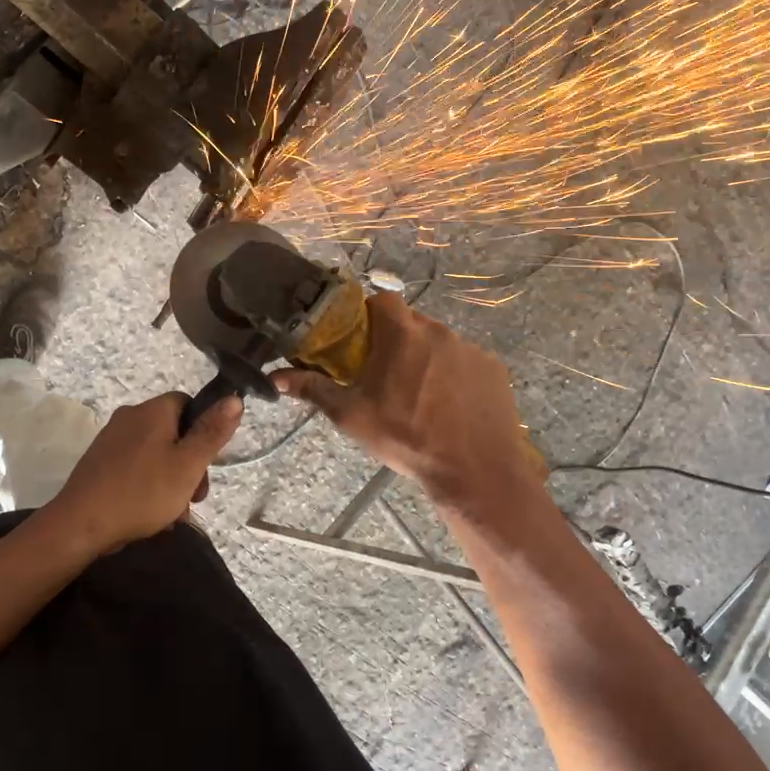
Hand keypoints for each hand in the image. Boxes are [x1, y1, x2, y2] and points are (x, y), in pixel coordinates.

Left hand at [44, 392, 242, 553]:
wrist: (82, 522)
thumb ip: (211, 432)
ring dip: (171, 482)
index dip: (203, 430)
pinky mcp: (100, 463)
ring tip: (174, 514)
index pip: (187, 403)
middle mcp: (129, 417)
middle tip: (195, 497)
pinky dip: (148, 487)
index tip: (207, 462)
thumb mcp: (188, 465)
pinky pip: (135, 468)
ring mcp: (111, 440)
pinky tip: (152, 515)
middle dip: (189, 465)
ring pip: (155, 455)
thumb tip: (234, 398)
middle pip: (172, 432)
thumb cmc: (143, 492)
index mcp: (151, 411)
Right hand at [271, 292, 533, 505]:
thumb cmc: (406, 438)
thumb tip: (276, 377)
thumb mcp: (351, 415)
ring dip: (423, 358)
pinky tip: (447, 405)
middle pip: (409, 322)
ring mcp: (471, 350)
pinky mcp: (494, 370)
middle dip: (393, 340)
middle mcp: (439, 332)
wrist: (475, 470)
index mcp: (402, 335)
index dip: (367, 313)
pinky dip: (451, 375)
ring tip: (416, 394)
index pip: (382, 300)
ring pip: (437, 343)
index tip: (357, 339)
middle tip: (381, 373)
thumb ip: (314, 389)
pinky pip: (464, 361)